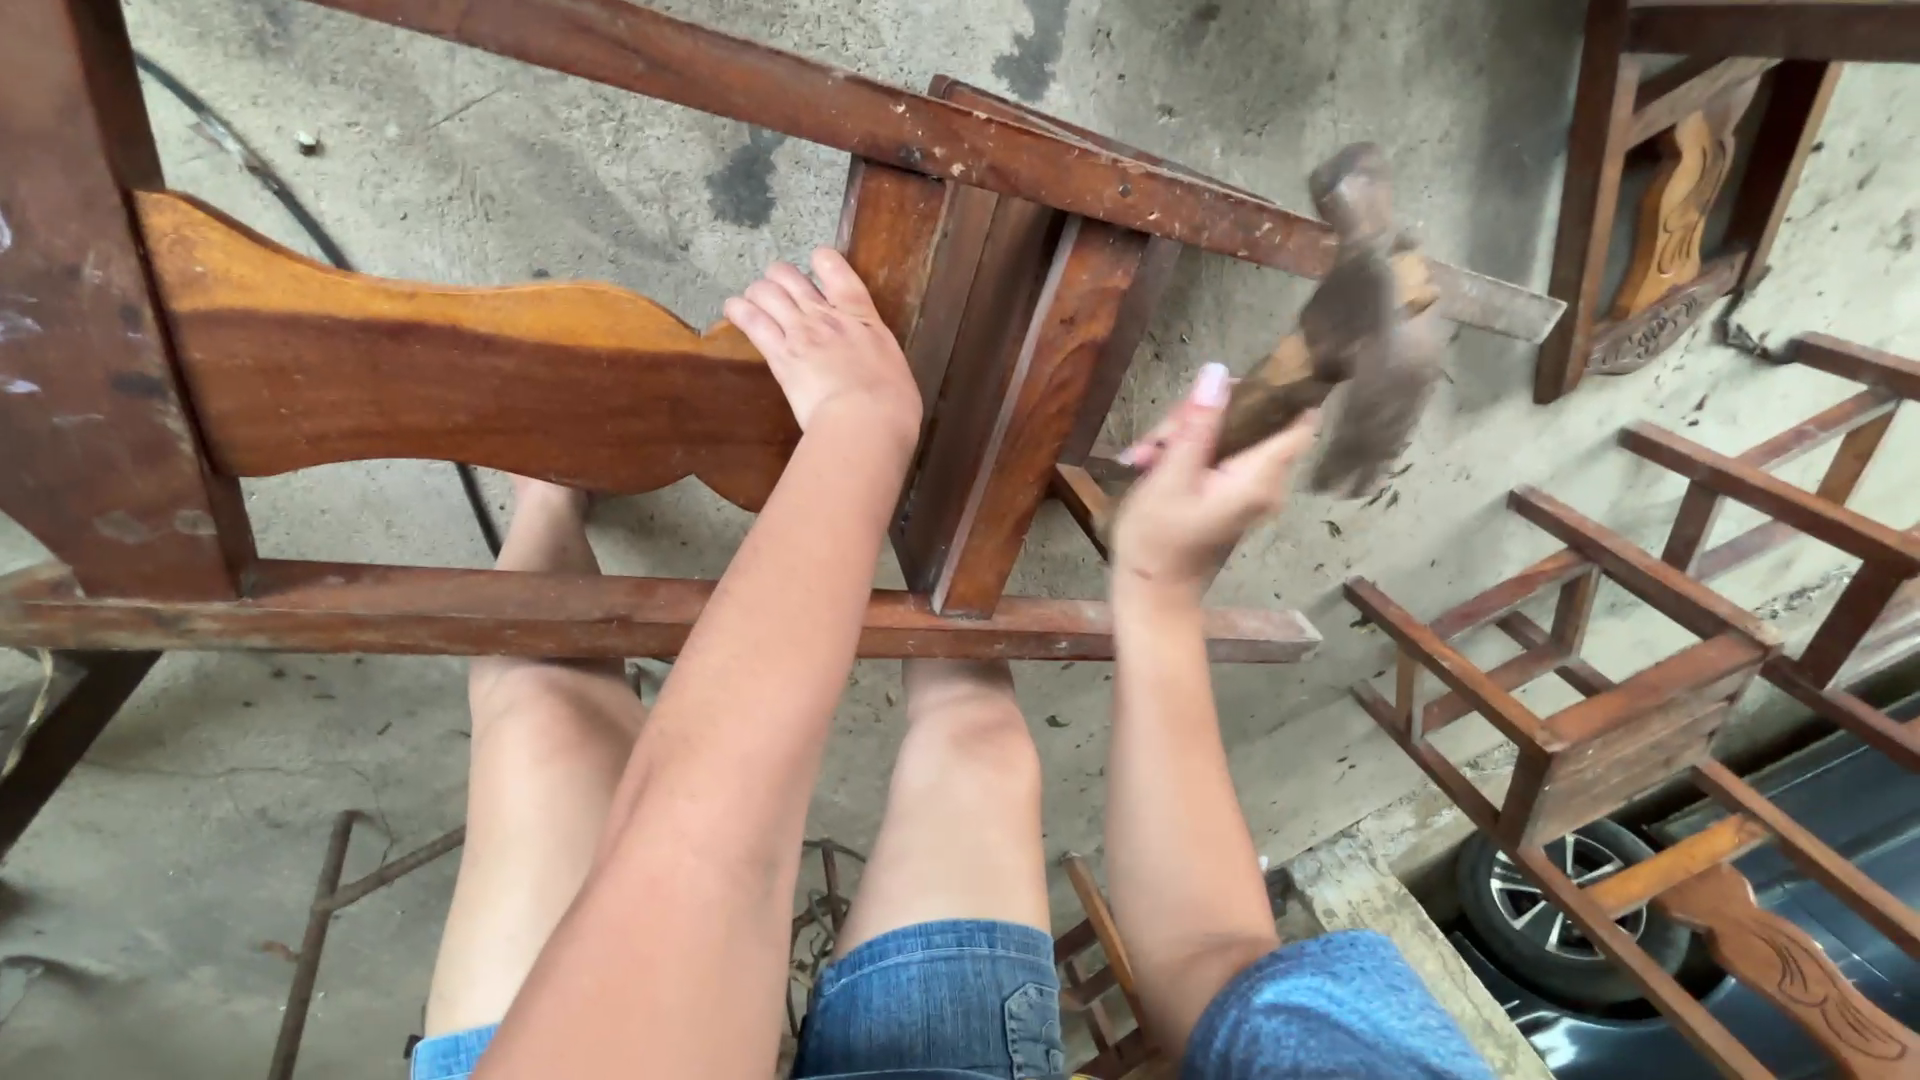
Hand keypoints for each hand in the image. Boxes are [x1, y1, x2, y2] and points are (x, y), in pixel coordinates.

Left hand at [723, 248, 921, 440]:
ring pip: (766, 292)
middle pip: (792, 277)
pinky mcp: (780, 356)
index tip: (818, 262)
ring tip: (753, 301)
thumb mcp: (895, 371)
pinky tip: (733, 309)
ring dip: (758, 293)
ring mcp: (801, 333)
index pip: (838, 272)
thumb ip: (878, 361)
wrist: (868, 419)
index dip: (824, 262)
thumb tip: (877, 376)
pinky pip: (752, 322)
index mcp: (862, 318)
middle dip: (781, 278)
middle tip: (779, 291)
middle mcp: (827, 317)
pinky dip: (739, 311)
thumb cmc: (894, 404)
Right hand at [1111, 363, 1318, 602]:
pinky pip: (1217, 456)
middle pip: (1251, 421)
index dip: (1279, 388)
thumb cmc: (1158, 541)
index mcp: (1259, 476)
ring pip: (1228, 436)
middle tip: (1157, 437)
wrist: (1151, 595)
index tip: (1235, 379)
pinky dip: (1185, 454)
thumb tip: (1217, 372)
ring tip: (1143, 456)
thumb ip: (1197, 424)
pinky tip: (1149, 464)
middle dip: (1202, 415)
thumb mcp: (1170, 476)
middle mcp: (1265, 481)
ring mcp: (1247, 489)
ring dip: (1184, 435)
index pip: (1299, 417)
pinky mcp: (1229, 495)